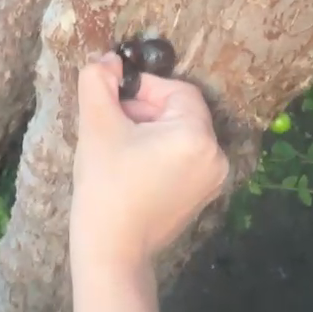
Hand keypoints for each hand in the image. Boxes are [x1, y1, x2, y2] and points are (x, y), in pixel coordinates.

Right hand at [70, 53, 228, 280]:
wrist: (111, 252)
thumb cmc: (105, 186)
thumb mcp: (96, 125)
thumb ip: (98, 81)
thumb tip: (106, 59)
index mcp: (198, 136)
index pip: (176, 90)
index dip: (142, 88)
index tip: (112, 101)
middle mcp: (216, 156)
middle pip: (179, 112)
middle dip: (143, 110)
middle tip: (109, 124)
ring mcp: (212, 180)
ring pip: (178, 135)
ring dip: (147, 131)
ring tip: (116, 147)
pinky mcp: (201, 197)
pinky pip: (181, 158)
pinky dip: (157, 153)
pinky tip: (129, 167)